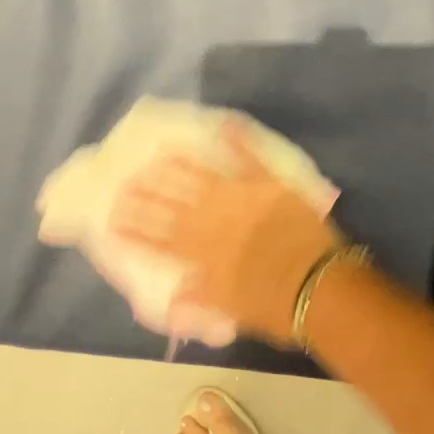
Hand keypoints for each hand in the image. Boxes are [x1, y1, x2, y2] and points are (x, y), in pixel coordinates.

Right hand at [109, 119, 341, 345]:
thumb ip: (200, 299)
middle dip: (149, 194)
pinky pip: (250, 156)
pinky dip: (237, 139)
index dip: (136, 228)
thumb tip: (170, 301)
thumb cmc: (277, 306)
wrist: (320, 287)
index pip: (161, 241)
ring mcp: (243, 198)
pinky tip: (223, 123)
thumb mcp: (234, 310)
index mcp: (204, 257)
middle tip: (127, 180)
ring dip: (180, 166)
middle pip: (175, 205)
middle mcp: (216, 222)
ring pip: (204, 177)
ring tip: (159, 154)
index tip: (114, 215)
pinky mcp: (270, 183)